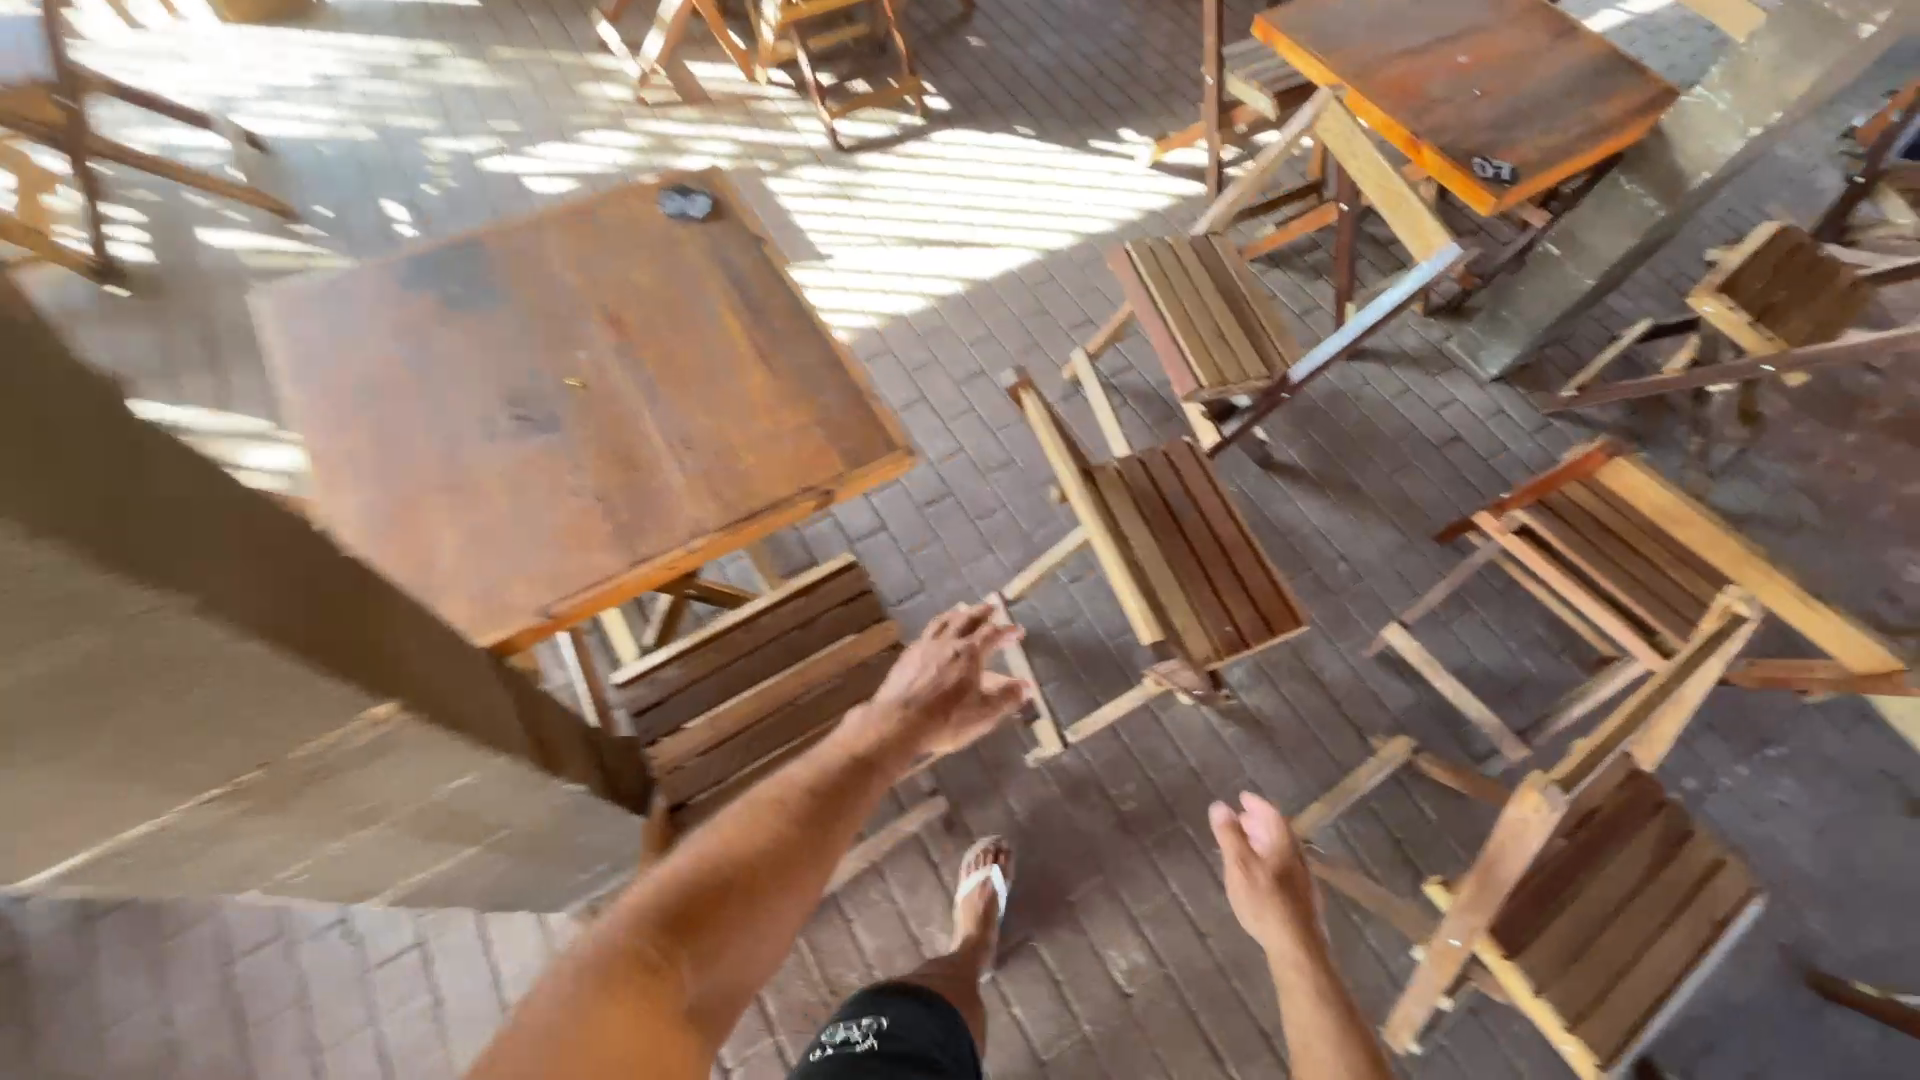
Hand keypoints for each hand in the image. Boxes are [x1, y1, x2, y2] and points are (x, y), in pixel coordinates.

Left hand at [851, 602, 1031, 761]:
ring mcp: (924, 647)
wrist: (898, 722)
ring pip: (943, 622)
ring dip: (956, 614)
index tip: (1018, 630)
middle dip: (982, 612)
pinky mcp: (907, 656)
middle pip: (967, 619)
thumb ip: (1006, 698)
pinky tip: (934, 633)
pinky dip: (936, 626)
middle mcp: (948, 643)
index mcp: (970, 653)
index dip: (1007, 631)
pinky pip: (926, 633)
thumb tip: (1025, 686)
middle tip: (991, 606)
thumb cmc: (946, 720)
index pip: (993, 634)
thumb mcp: (983, 714)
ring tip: (962, 609)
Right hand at [1210, 792, 1322, 957]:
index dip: (1257, 804)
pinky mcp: (1304, 899)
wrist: (1298, 948)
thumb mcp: (1239, 866)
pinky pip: (1284, 867)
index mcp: (1284, 845)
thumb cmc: (1265, 902)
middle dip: (1258, 822)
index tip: (1242, 797)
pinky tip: (1260, 874)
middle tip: (1240, 819)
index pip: (1272, 815)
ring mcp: (1303, 880)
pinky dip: (1269, 859)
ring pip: (1282, 851)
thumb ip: (1229, 836)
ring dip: (1263, 841)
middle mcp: (1297, 857)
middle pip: (1279, 832)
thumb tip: (1219, 805)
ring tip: (1245, 843)